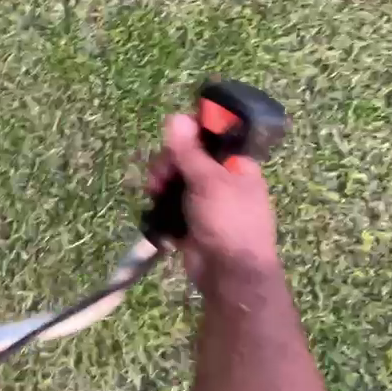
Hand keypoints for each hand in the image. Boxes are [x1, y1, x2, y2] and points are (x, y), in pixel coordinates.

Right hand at [146, 113, 278, 283]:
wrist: (230, 274)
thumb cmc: (228, 222)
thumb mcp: (208, 181)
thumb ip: (190, 150)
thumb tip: (176, 116)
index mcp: (236, 165)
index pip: (210, 135)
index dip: (188, 133)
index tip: (172, 142)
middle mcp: (222, 178)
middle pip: (186, 154)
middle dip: (168, 162)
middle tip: (162, 176)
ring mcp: (206, 198)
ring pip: (174, 176)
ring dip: (160, 180)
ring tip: (155, 193)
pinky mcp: (191, 216)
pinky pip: (170, 198)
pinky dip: (161, 200)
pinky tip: (156, 205)